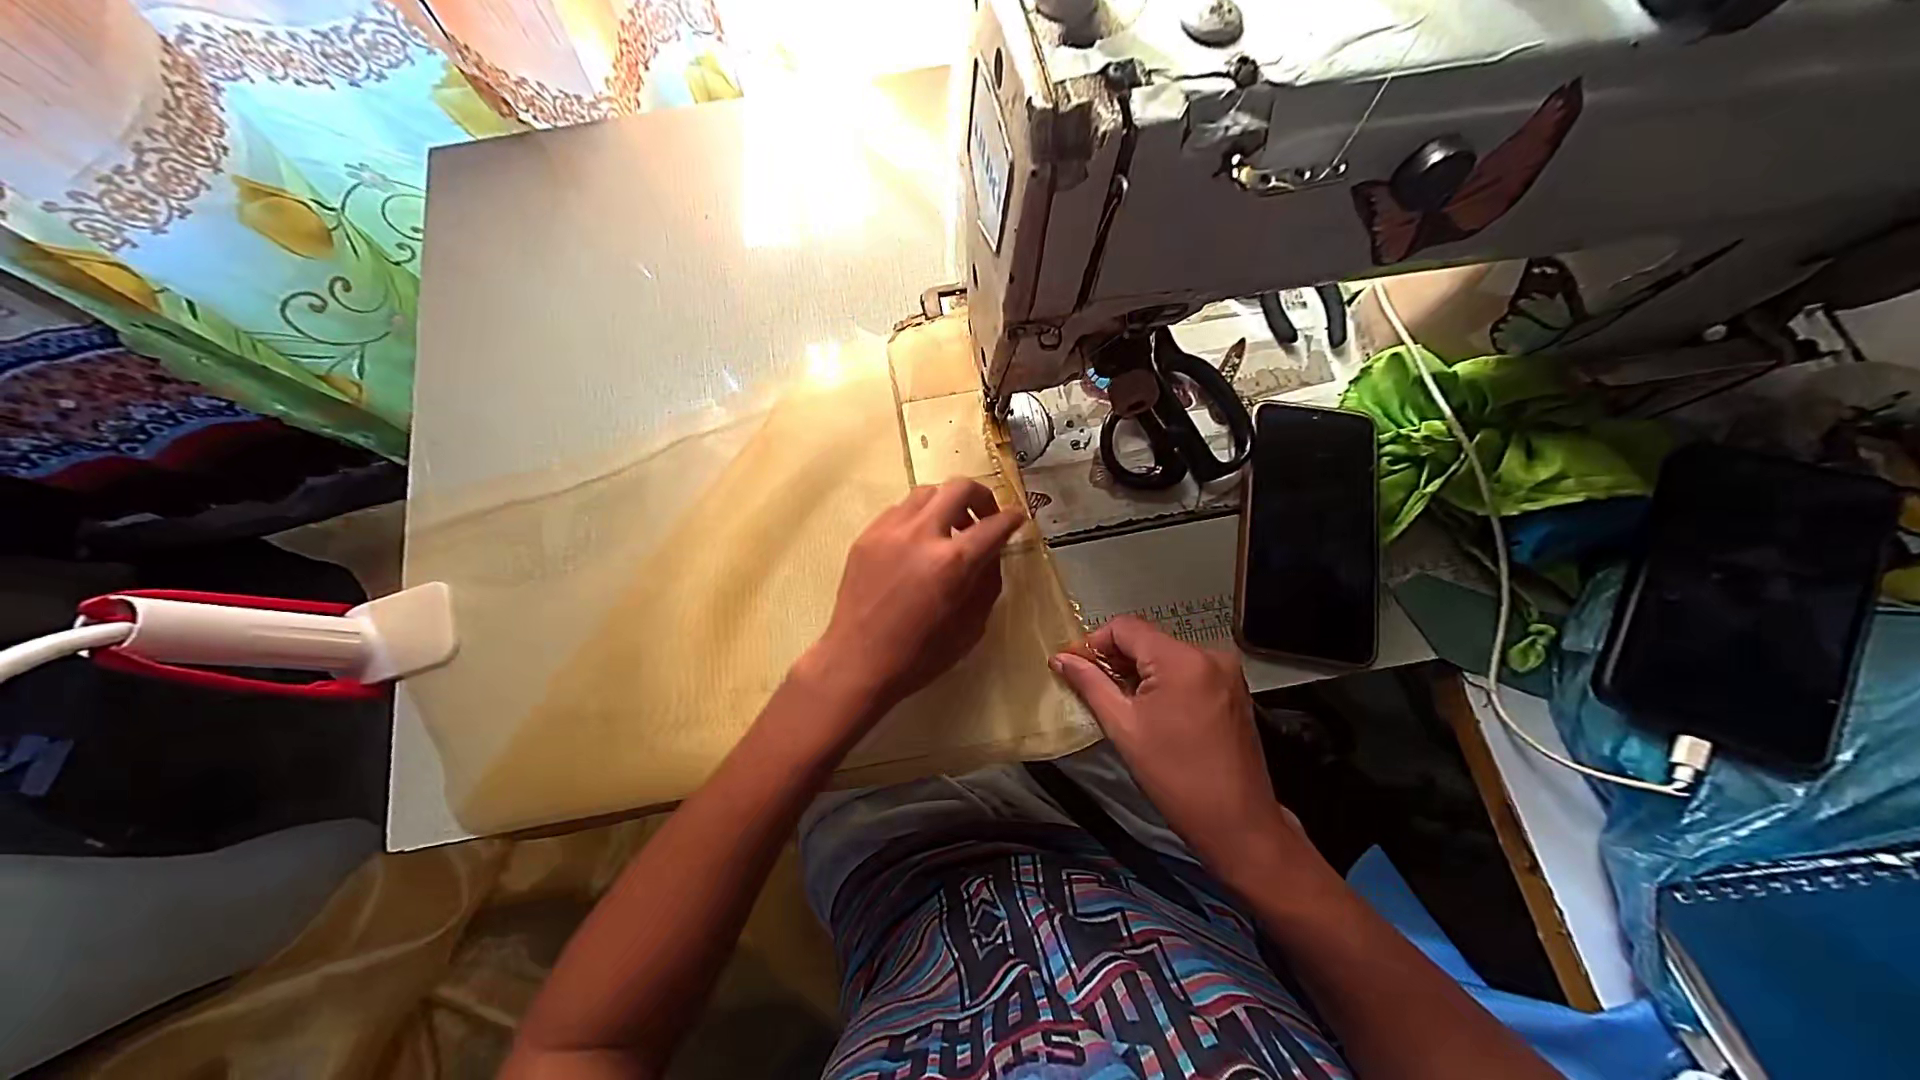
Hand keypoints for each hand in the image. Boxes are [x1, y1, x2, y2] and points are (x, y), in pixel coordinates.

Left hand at [805, 478, 1025, 713]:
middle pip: (960, 488)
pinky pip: (899, 510)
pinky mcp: (866, 536)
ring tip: (949, 528)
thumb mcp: (970, 626)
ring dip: (947, 503)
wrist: (857, 661)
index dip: (1012, 519)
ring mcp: (889, 531)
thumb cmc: (919, 654)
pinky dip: (918, 517)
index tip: (1016, 520)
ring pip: (927, 492)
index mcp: (952, 562)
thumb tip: (992, 552)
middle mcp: (921, 535)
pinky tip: (918, 542)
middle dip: (981, 497)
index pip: (994, 524)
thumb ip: (987, 582)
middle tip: (983, 518)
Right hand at [1051, 617, 1298, 874]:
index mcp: (1181, 659)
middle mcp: (1209, 654)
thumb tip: (1062, 658)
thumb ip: (1090, 684)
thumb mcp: (1122, 727)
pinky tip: (1148, 707)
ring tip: (1116, 699)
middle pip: (1147, 638)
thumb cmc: (1175, 777)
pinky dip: (1162, 680)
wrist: (1237, 822)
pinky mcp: (1232, 688)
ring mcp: (1225, 671)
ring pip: (1166, 653)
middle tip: (1088, 684)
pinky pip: (1187, 669)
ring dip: (1138, 670)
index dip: (1093, 642)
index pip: (1125, 627)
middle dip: (1114, 658)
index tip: (1073, 665)